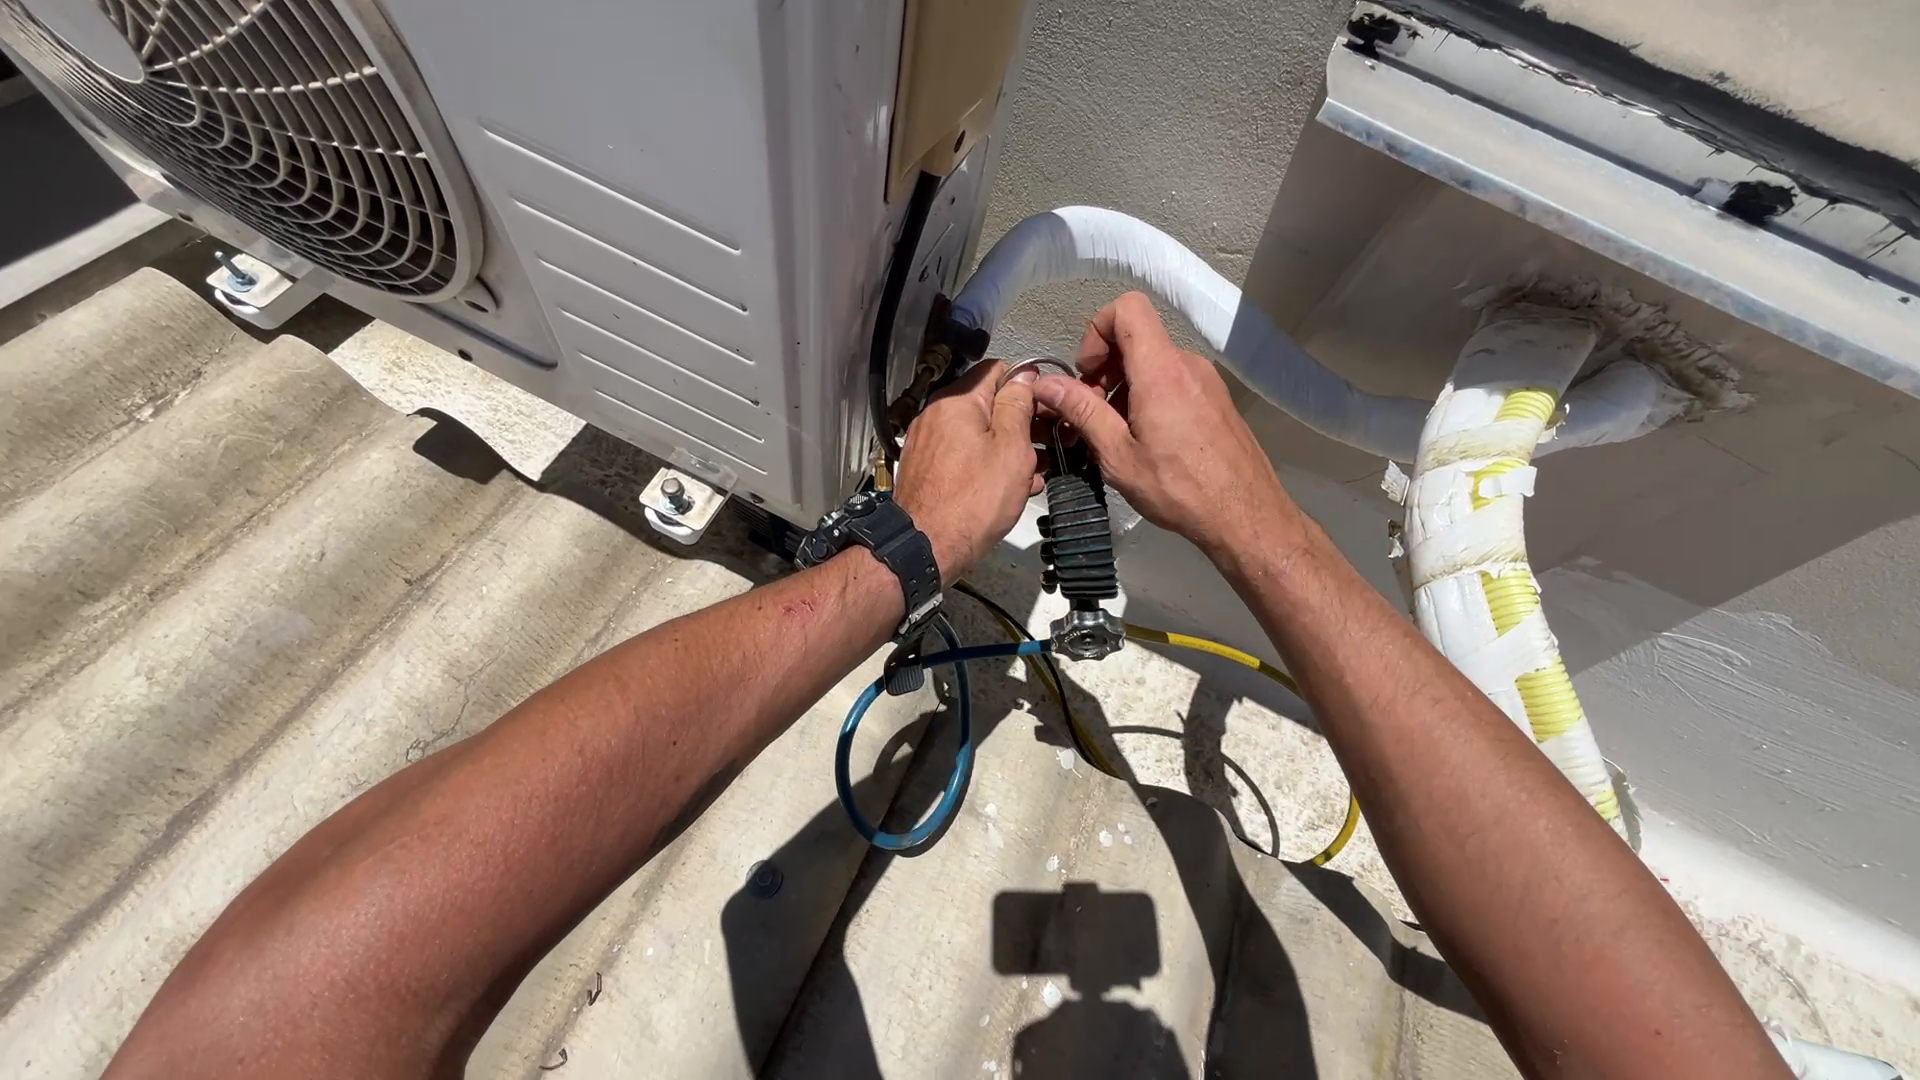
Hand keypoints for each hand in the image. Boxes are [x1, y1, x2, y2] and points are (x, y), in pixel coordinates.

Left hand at [893, 360, 1041, 583]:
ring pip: (976, 434)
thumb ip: (1018, 407)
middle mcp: (936, 416)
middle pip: (986, 405)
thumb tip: (1024, 377)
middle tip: (1041, 447)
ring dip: (1004, 450)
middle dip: (1018, 424)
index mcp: (957, 401)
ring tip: (1028, 475)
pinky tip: (1004, 489)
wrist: (927, 548)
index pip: (997, 371)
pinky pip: (962, 457)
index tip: (1045, 407)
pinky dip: (984, 466)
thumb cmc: (970, 505)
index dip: (1027, 385)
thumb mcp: (1011, 448)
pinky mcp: (927, 469)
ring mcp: (928, 443)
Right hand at [1030, 292, 1298, 561]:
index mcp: (1161, 371)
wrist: (1244, 515)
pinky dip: (1149, 398)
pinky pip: (1174, 382)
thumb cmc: (1181, 489)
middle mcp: (1187, 366)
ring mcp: (1206, 381)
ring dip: (1125, 388)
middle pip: (1137, 338)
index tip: (1087, 373)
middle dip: (1105, 368)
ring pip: (1154, 363)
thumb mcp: (1118, 454)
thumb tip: (1046, 384)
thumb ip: (1081, 411)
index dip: (1097, 331)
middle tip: (1092, 412)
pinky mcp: (1216, 400)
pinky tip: (1144, 440)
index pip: (1127, 308)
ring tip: (1115, 433)